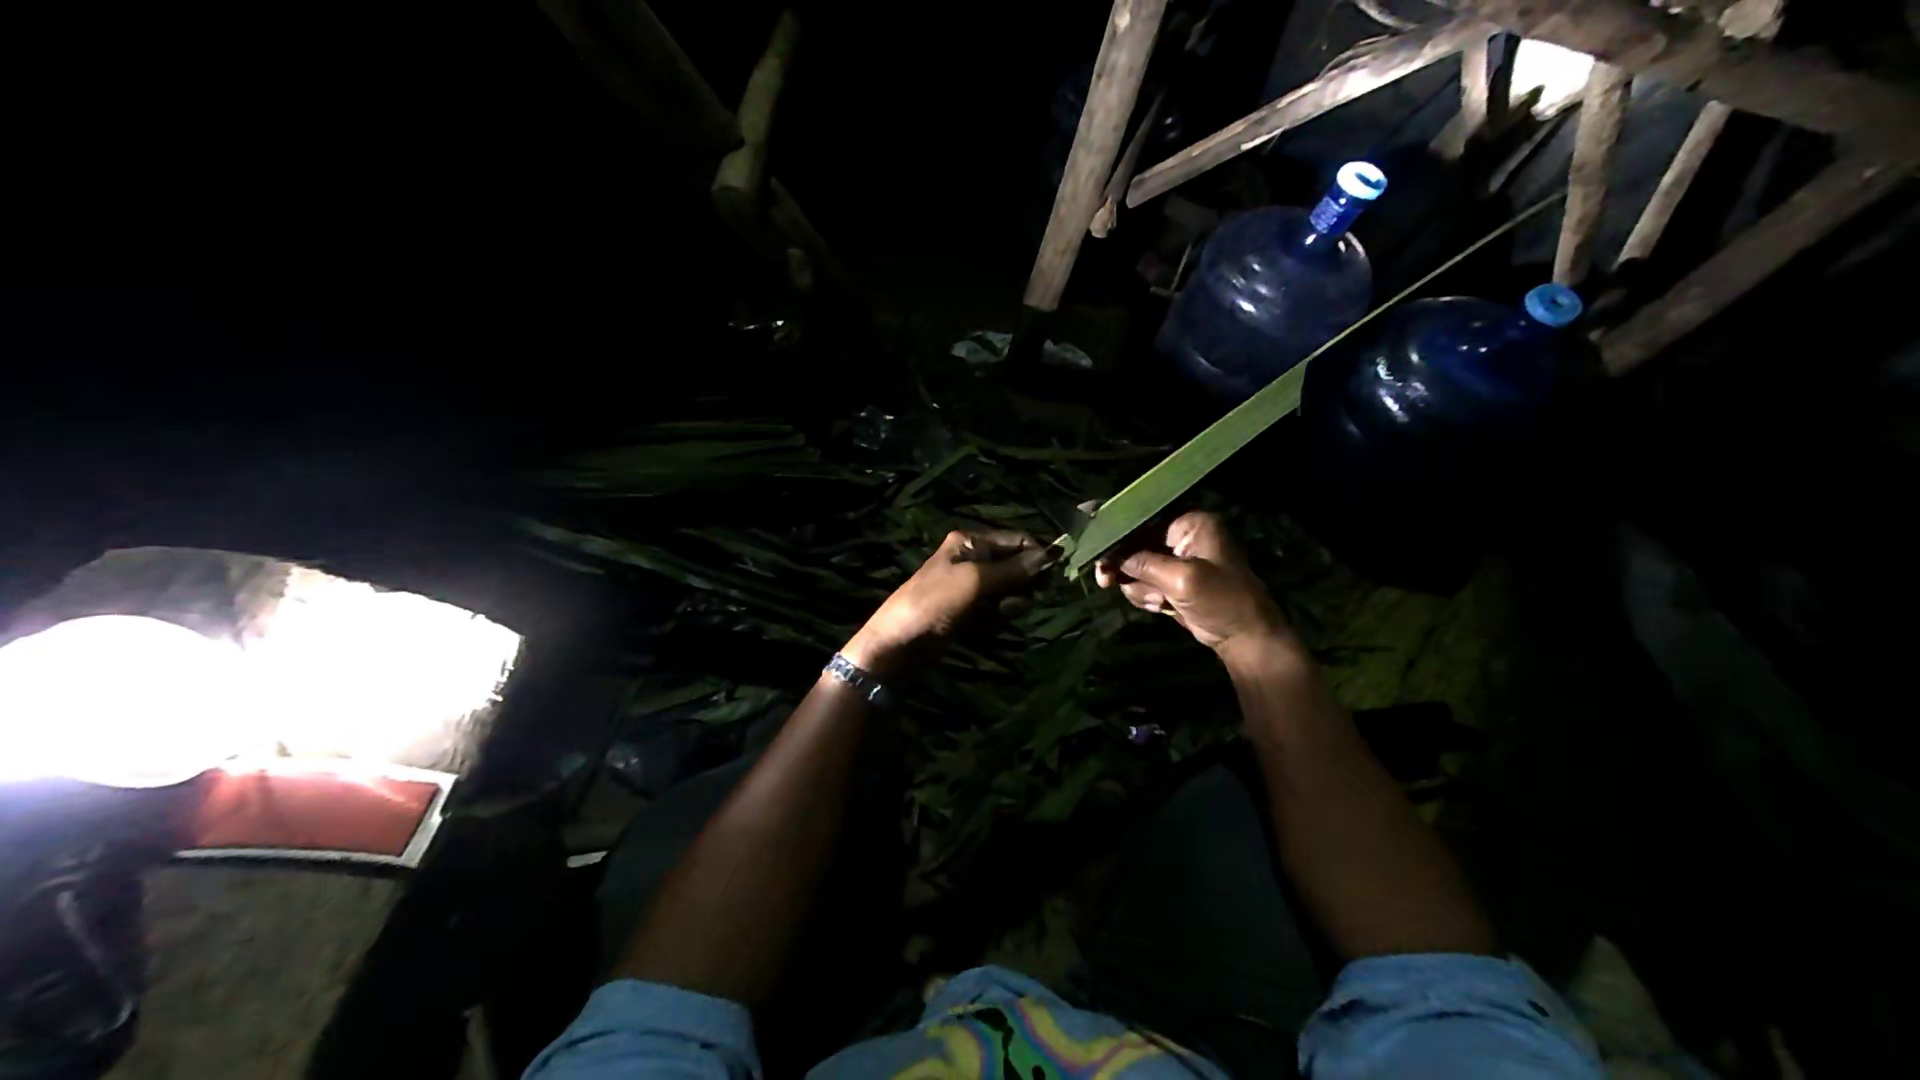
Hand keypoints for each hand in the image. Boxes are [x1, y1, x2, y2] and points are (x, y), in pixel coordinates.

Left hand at [841, 529, 1054, 675]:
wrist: (899, 643)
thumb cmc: (934, 602)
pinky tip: (981, 629)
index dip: (1036, 556)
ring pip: (1010, 594)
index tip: (1052, 576)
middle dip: (1021, 587)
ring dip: (1008, 607)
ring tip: (993, 617)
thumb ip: (1014, 569)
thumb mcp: (976, 580)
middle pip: (1017, 568)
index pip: (1017, 540)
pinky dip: (995, 621)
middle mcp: (973, 560)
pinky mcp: (970, 613)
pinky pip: (997, 613)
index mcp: (971, 542)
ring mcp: (971, 588)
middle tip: (1011, 602)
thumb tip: (1050, 555)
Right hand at [1094, 512, 1300, 661]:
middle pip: (1133, 542)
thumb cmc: (1222, 600)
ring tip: (1159, 601)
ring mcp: (1174, 560)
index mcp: (1190, 523)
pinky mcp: (1170, 581)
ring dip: (1138, 586)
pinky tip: (1162, 606)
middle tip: (1105, 580)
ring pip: (1132, 566)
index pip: (1143, 517)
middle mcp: (1180, 536)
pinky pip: (1141, 583)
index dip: (1116, 529)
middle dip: (1123, 565)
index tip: (1091, 539)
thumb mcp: (1181, 578)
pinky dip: (1145, 595)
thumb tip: (1108, 555)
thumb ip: (1143, 563)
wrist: (1244, 638)